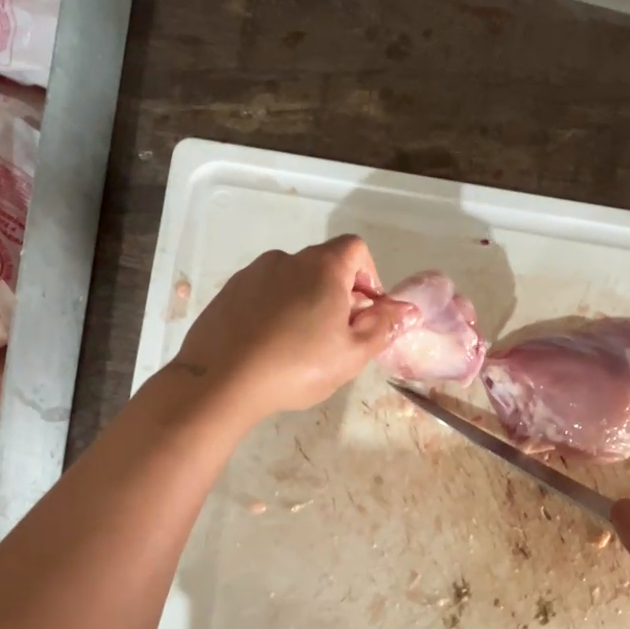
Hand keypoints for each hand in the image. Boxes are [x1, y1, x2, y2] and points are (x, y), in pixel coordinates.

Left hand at [167, 236, 414, 418]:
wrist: (221, 380)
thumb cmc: (298, 366)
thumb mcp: (352, 354)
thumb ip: (383, 326)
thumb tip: (407, 309)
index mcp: (323, 268)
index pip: (356, 248)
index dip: (370, 276)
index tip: (368, 312)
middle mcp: (288, 259)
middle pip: (325, 265)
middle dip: (340, 294)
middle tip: (340, 337)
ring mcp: (254, 273)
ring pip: (294, 280)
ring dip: (308, 302)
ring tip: (303, 345)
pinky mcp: (229, 292)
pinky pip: (266, 293)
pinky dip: (278, 310)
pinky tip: (273, 346)